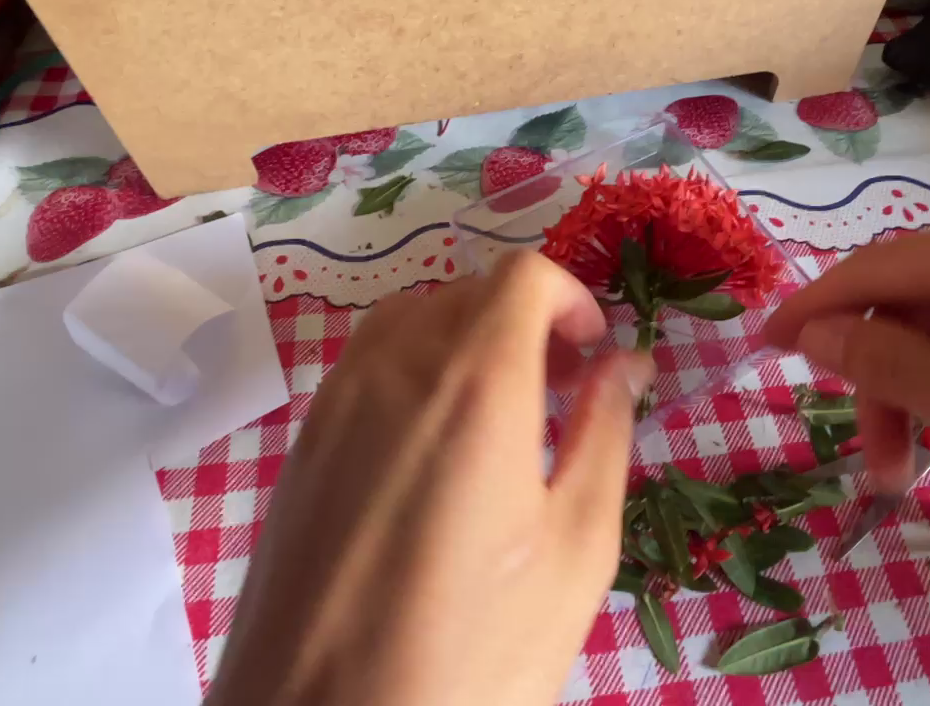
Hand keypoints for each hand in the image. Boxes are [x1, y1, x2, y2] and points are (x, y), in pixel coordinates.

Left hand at [207, 252, 652, 705]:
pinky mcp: (304, 435)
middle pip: (472, 289)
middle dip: (528, 318)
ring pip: (417, 313)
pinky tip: (435, 439)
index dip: (570, 297)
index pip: (522, 276)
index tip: (590, 353)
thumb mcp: (574, 548)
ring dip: (470, 334)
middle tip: (560, 386)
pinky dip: (418, 361)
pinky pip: (370, 356)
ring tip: (499, 408)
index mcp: (474, 385)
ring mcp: (338, 397)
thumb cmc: (472, 652)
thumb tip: (625, 363)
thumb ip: (604, 432)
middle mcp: (397, 367)